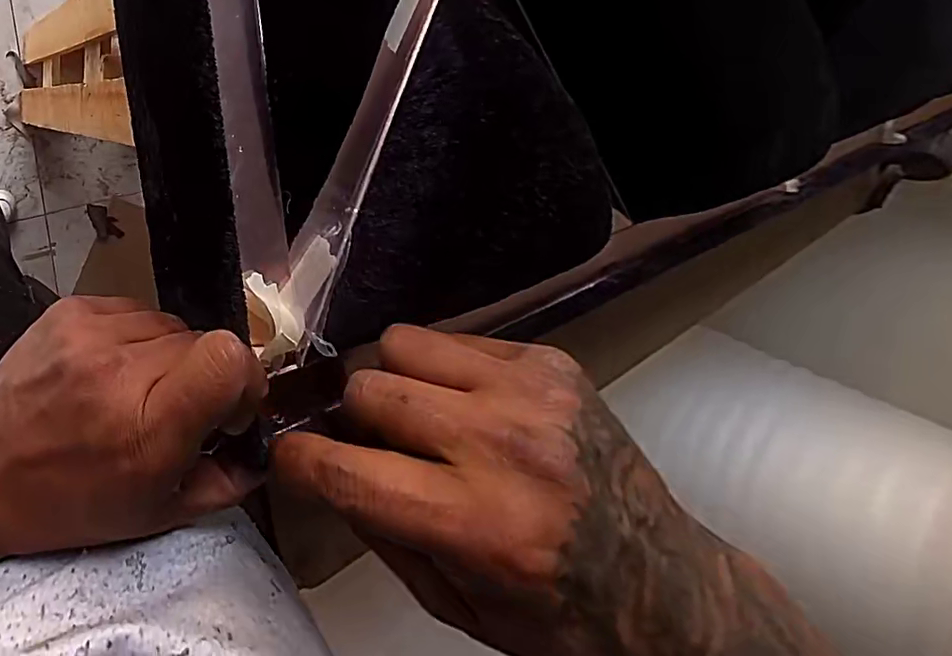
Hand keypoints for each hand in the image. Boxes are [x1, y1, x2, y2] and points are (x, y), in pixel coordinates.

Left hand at [0, 295, 267, 560]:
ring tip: (131, 388)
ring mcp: (90, 332)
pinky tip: (108, 368)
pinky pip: (136, 310)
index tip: (228, 403)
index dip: (244, 378)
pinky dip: (135, 337)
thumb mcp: (154, 514)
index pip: (228, 357)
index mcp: (145, 426)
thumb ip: (223, 481)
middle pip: (203, 340)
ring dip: (166, 354)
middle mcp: (118, 369)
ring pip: (171, 323)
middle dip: (200, 375)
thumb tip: (261, 449)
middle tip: (169, 406)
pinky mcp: (73, 309)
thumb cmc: (66, 500)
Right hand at [273, 325, 832, 655]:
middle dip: (352, 417)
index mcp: (478, 526)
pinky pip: (453, 335)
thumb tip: (325, 463)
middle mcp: (502, 445)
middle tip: (369, 439)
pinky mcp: (548, 359)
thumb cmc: (555, 616)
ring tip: (419, 411)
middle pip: (369, 388)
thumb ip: (380, 529)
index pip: (348, 472)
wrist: (668, 587)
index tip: (283, 451)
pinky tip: (468, 401)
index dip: (299, 458)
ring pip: (401, 342)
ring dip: (394, 379)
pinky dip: (441, 367)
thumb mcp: (455, 605)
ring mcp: (529, 390)